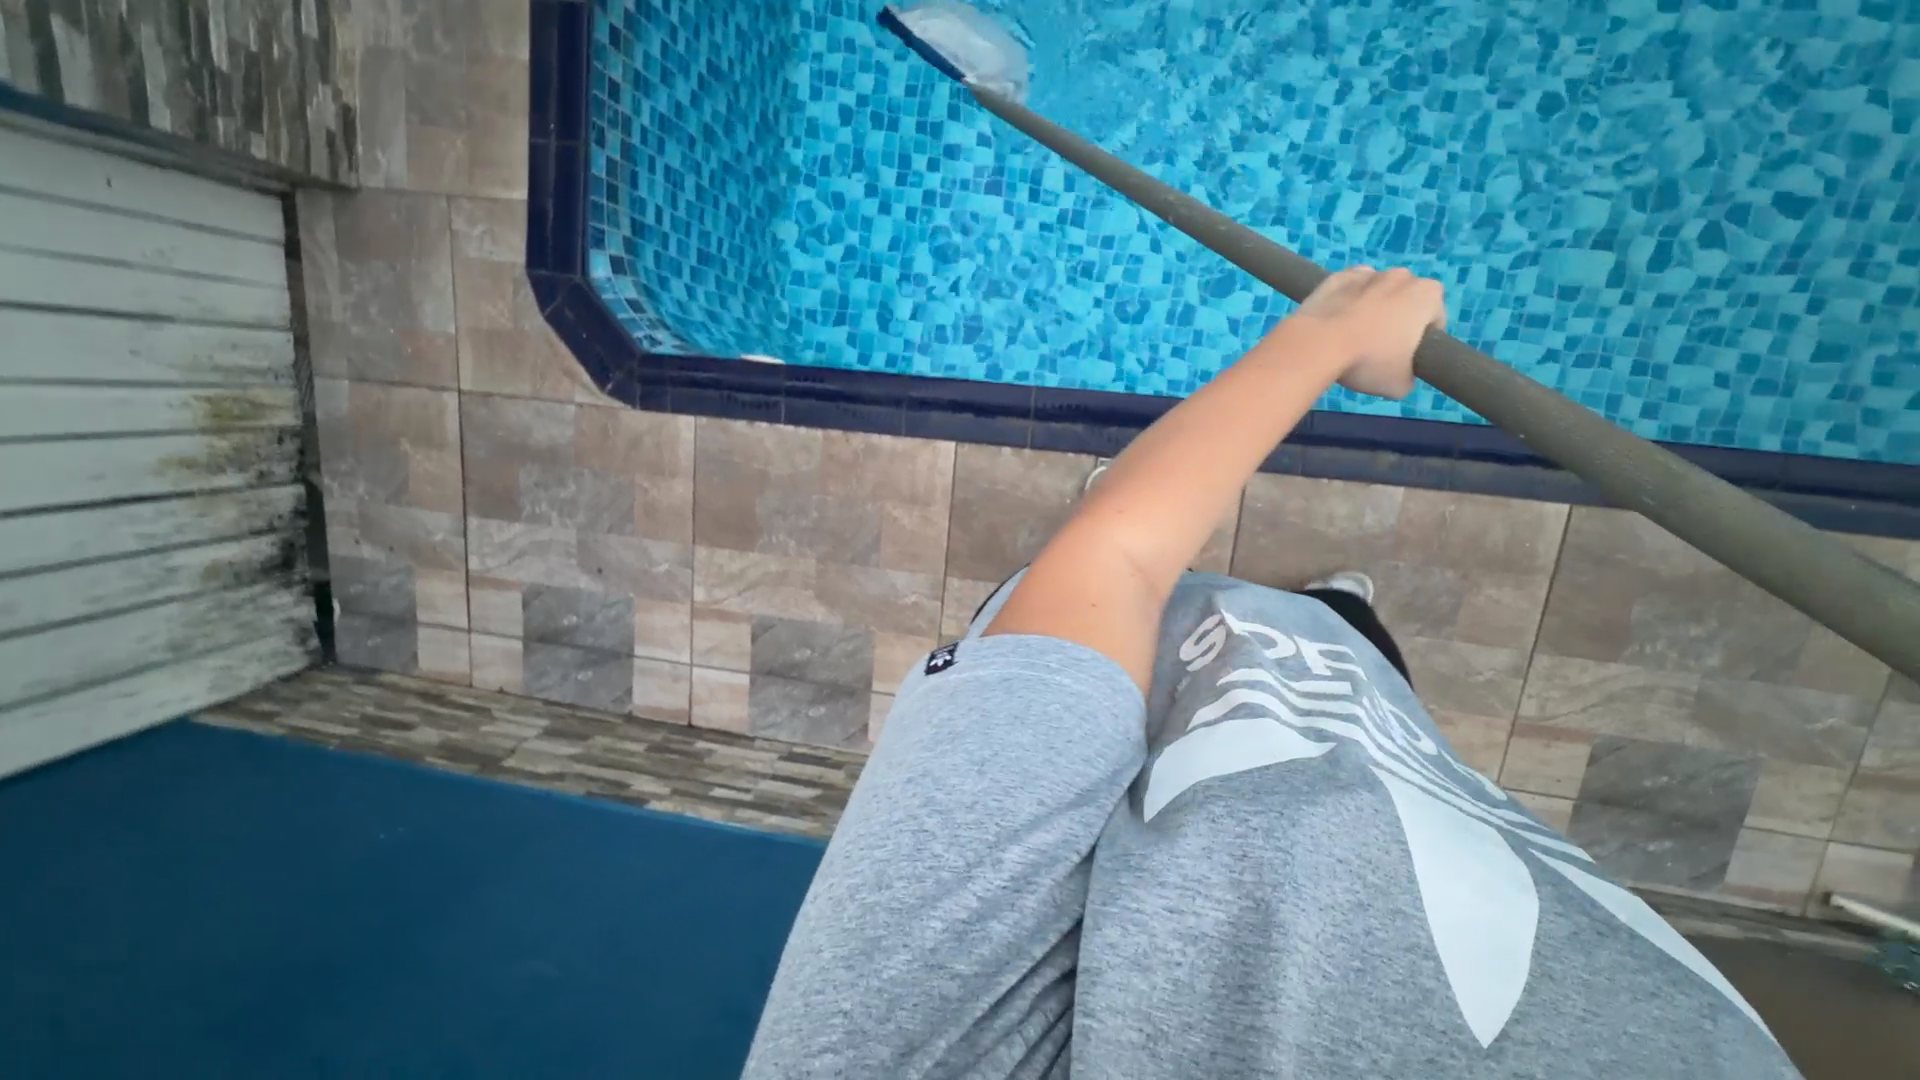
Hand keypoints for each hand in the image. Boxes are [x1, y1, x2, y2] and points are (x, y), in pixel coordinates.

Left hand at [1284, 265, 1446, 399]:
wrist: (1317, 345)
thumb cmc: (1367, 362)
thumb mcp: (1399, 385)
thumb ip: (1409, 376)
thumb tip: (1400, 375)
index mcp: (1428, 294)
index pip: (1434, 319)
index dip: (1422, 340)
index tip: (1404, 358)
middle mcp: (1402, 276)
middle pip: (1404, 301)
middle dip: (1396, 320)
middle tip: (1376, 349)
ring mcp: (1367, 273)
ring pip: (1375, 292)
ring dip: (1370, 308)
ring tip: (1351, 337)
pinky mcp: (1335, 277)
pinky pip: (1347, 290)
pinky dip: (1345, 301)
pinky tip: (1334, 322)